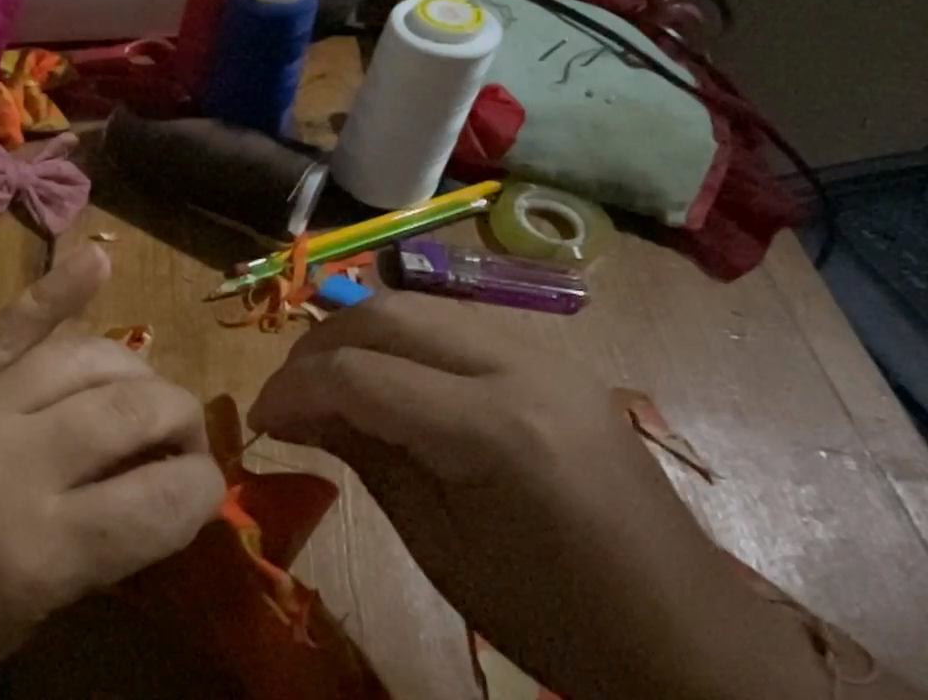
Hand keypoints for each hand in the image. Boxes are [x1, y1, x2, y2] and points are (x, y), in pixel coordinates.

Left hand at [0, 245, 224, 697]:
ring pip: (81, 360)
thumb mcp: (43, 604)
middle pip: (127, 412)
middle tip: (183, 442)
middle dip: (178, 420)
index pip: (160, 500)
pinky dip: (53, 291)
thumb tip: (174, 481)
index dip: (202, 490)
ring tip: (149, 393)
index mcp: (38, 547)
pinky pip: (5, 328)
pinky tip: (98, 260)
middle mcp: (9, 463)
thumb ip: (113, 540)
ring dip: (134, 372)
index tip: (207, 490)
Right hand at [248, 292, 833, 699]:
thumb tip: (287, 412)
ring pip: (417, 305)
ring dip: (355, 335)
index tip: (257, 419)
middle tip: (285, 395)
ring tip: (324, 383)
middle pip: (385, 315)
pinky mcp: (554, 361)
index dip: (290, 389)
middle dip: (316, 347)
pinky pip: (453, 324)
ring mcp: (547, 357)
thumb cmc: (549, 614)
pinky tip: (384, 379)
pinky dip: (399, 340)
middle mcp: (523, 370)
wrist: (685, 637)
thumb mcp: (437, 544)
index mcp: (496, 431)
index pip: (357, 375)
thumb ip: (362, 455)